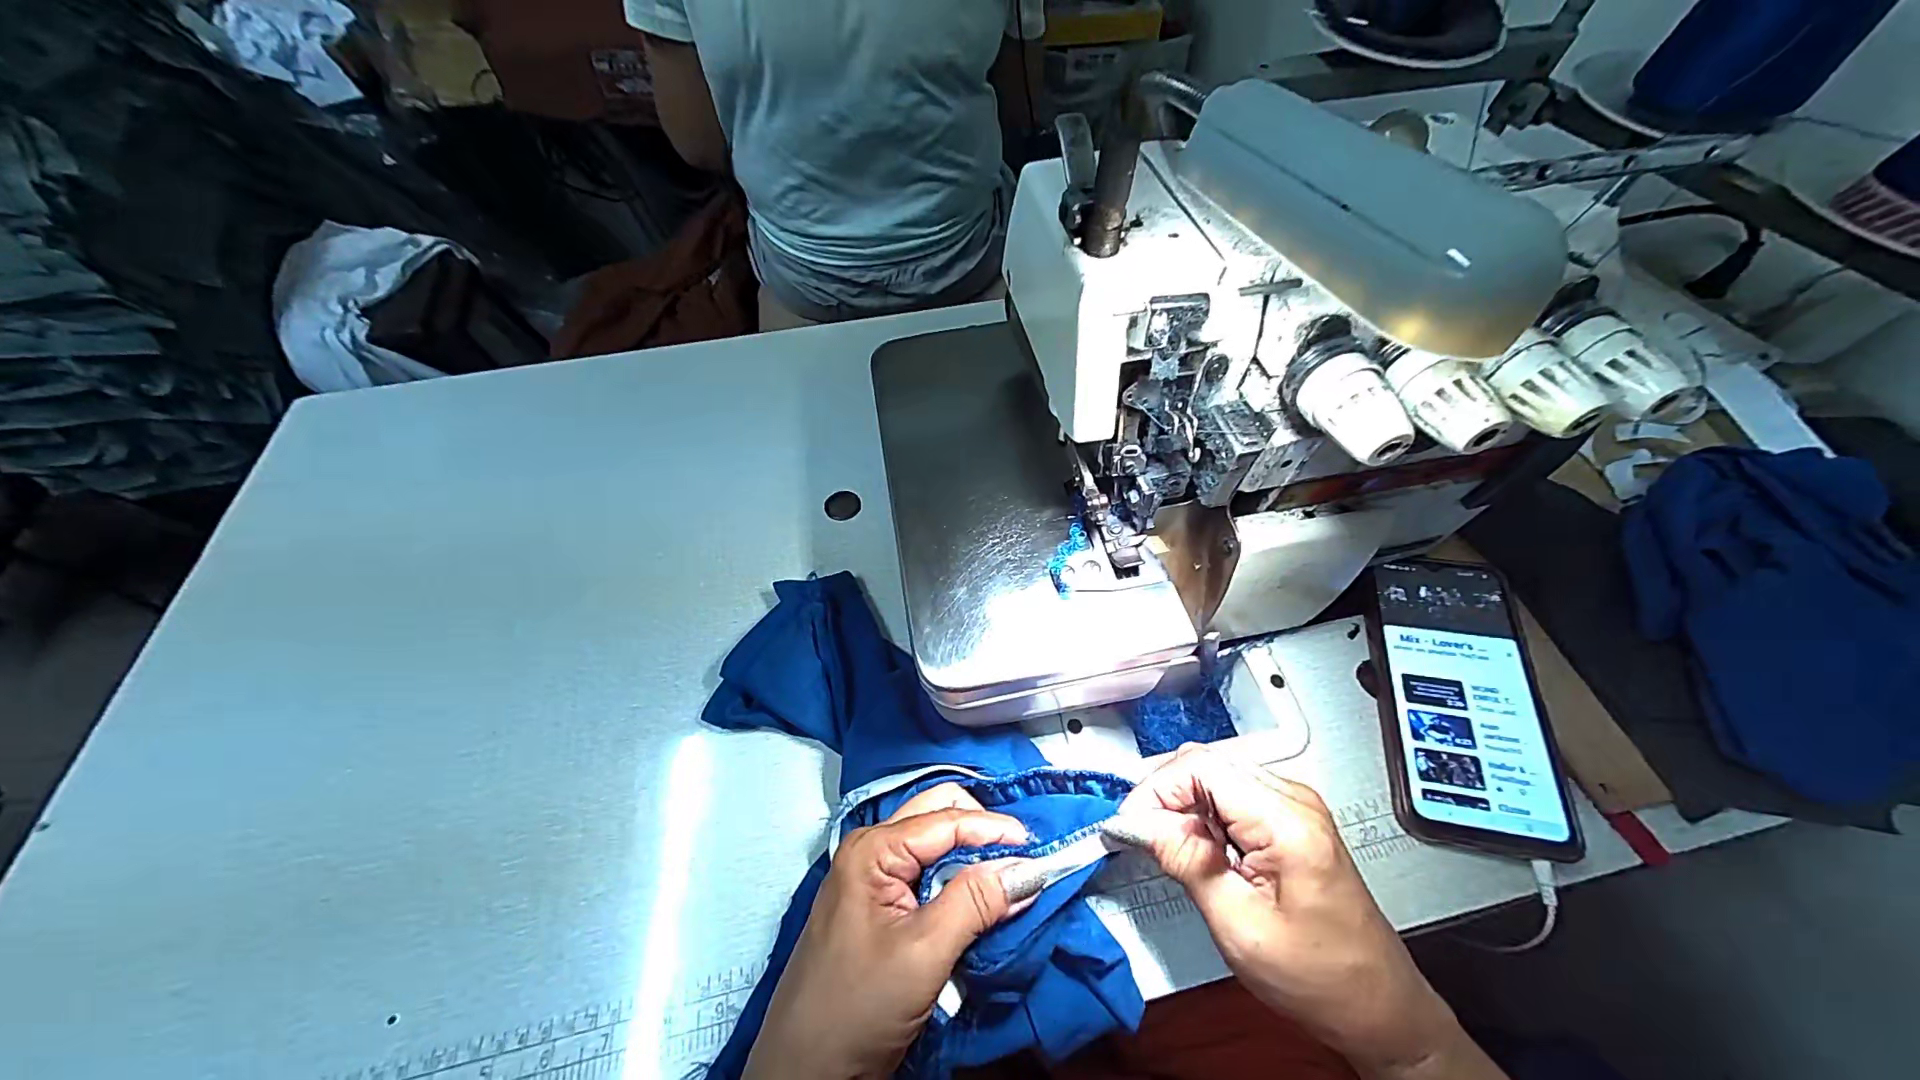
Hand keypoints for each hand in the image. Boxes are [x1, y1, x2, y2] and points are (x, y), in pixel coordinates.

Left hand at [744, 784, 1028, 1079]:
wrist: (803, 1072)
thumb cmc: (853, 1011)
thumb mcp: (923, 953)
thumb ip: (975, 902)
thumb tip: (1026, 869)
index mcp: (873, 849)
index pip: (946, 820)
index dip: (995, 829)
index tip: (1039, 849)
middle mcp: (872, 850)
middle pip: (939, 816)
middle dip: (982, 831)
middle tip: (1023, 859)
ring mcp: (873, 876)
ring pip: (935, 843)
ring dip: (972, 856)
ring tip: (1008, 877)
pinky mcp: (880, 903)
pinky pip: (927, 871)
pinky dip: (958, 878)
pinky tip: (979, 897)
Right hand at [1119, 746, 1505, 1079]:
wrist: (1379, 1006)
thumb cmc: (1322, 978)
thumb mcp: (1239, 926)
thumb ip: (1186, 862)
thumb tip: (1140, 823)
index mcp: (1286, 821)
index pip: (1199, 767)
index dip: (1154, 790)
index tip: (1130, 826)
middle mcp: (1293, 799)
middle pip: (1204, 762)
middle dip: (1164, 795)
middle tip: (1145, 838)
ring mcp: (1294, 804)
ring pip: (1213, 774)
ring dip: (1182, 805)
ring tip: (1174, 850)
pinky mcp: (1288, 816)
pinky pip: (1229, 792)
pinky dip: (1202, 813)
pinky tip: (1201, 848)